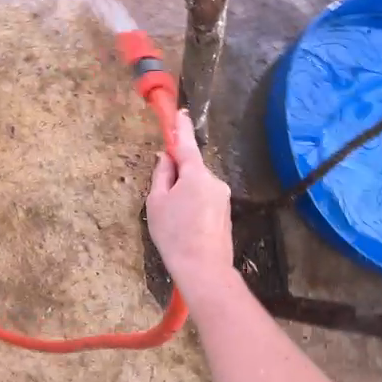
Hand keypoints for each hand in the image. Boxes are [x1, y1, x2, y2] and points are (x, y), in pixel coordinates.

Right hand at [146, 110, 235, 302]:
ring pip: (196, 185)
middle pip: (190, 168)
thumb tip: (166, 158)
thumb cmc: (174, 233)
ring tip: (172, 219)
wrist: (203, 269)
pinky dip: (192, 204)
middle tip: (162, 198)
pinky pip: (203, 198)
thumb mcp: (157, 201)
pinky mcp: (224, 212)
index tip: (181, 112)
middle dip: (176, 175)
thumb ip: (162, 174)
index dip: (181, 128)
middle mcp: (214, 180)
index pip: (187, 144)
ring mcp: (222, 197)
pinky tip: (184, 225)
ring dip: (183, 192)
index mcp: (196, 174)